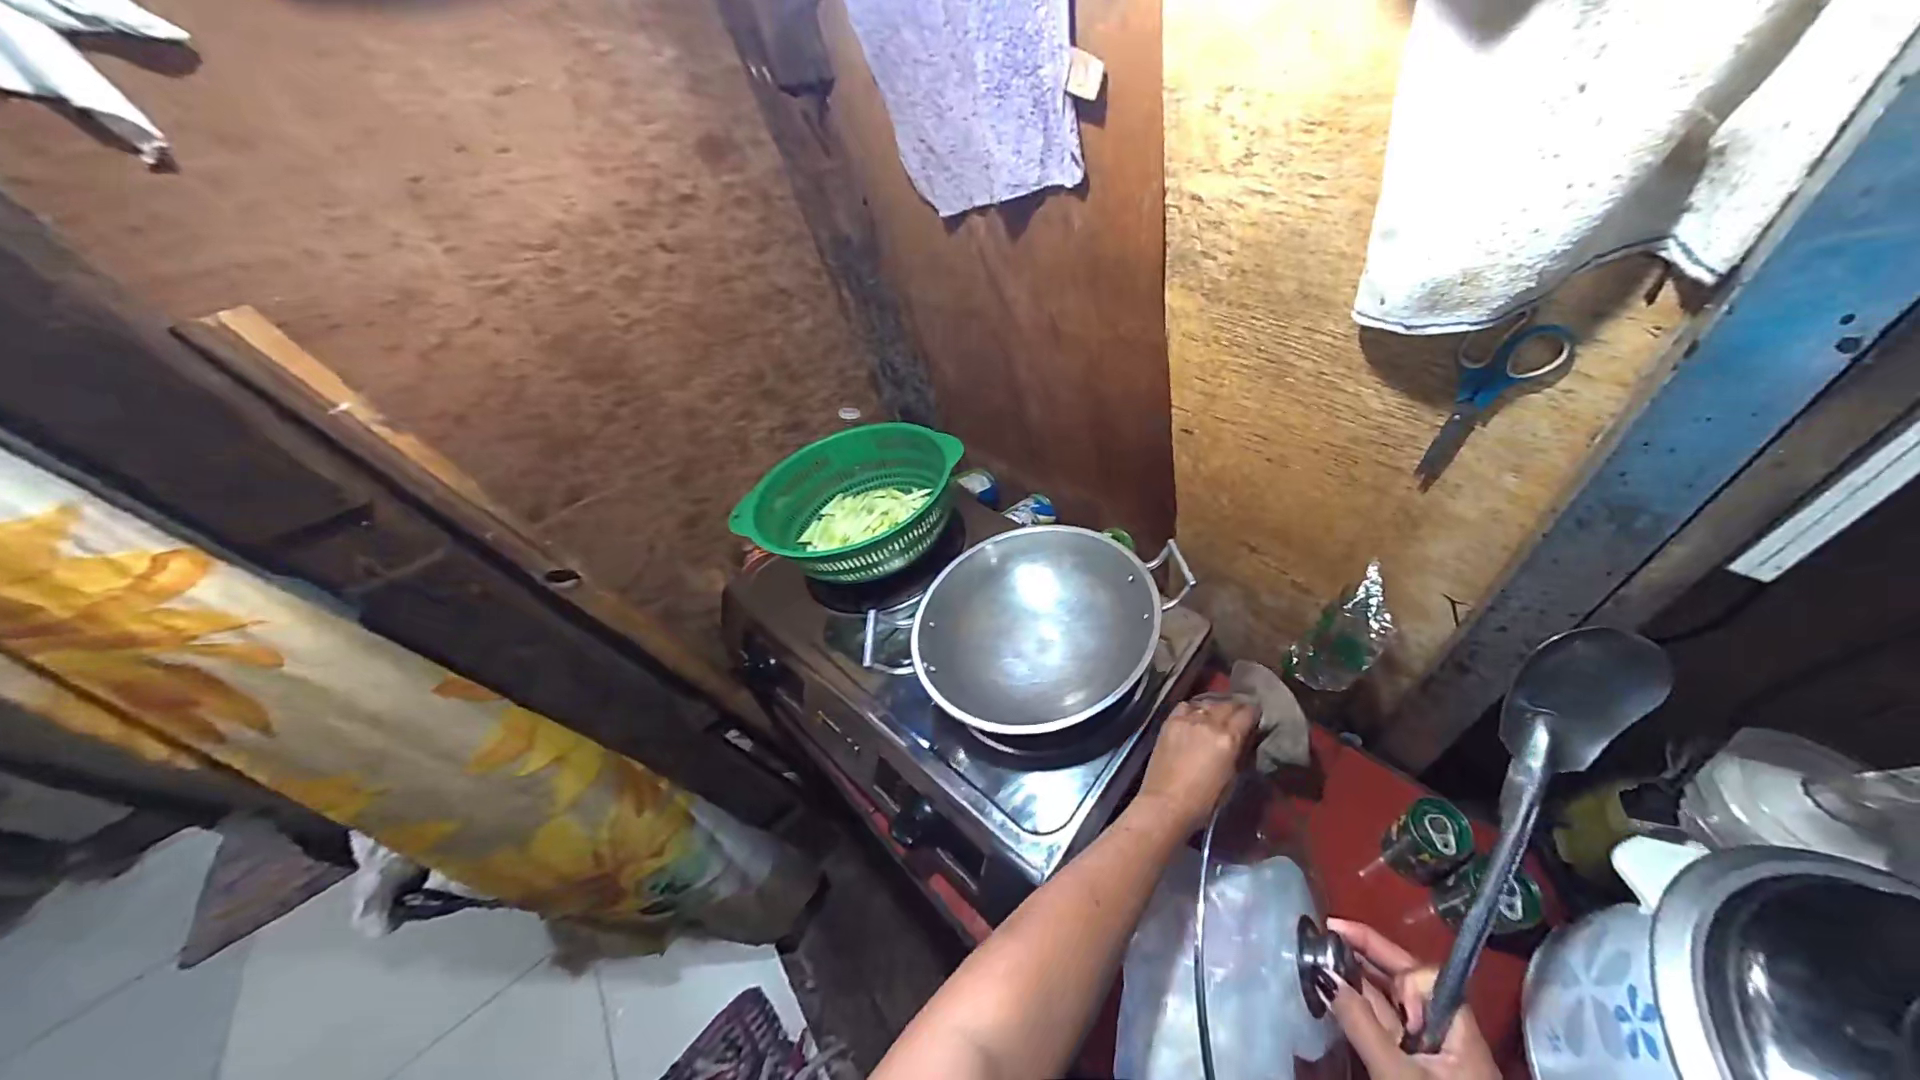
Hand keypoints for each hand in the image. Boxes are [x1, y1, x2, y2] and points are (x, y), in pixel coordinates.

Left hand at [1134, 698, 1255, 835]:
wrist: (1166, 802)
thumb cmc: (1205, 800)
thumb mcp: (1232, 776)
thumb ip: (1239, 751)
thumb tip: (1243, 738)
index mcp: (1228, 738)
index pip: (1247, 714)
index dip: (1254, 713)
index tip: (1255, 716)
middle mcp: (1208, 722)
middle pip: (1227, 705)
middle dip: (1236, 708)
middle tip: (1238, 715)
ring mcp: (1187, 719)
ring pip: (1207, 703)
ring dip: (1215, 708)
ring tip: (1217, 715)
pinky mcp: (1169, 722)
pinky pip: (1186, 706)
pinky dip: (1194, 709)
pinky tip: (1195, 716)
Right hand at [1326, 919, 1498, 1079]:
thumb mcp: (1396, 1074)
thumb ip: (1359, 1022)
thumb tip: (1322, 972)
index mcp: (1454, 1027)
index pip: (1416, 971)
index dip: (1376, 947)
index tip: (1333, 928)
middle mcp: (1444, 1033)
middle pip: (1401, 983)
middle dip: (1359, 958)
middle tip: (1316, 937)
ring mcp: (1430, 1055)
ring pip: (1388, 1006)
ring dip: (1354, 984)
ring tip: (1315, 962)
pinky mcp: (1414, 1071)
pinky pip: (1384, 1029)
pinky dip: (1358, 1012)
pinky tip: (1333, 1000)